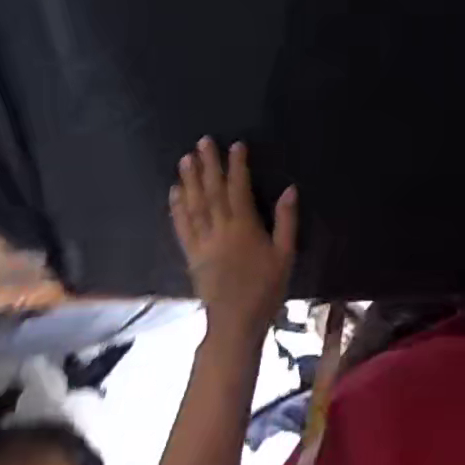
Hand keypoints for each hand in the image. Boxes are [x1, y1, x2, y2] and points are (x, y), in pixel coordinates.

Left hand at [170, 138, 297, 340]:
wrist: (236, 323)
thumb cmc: (265, 289)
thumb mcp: (285, 255)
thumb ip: (286, 221)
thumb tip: (290, 189)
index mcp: (244, 227)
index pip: (238, 188)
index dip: (237, 165)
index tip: (235, 145)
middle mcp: (220, 229)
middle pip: (212, 191)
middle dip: (208, 164)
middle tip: (202, 141)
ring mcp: (202, 242)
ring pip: (194, 204)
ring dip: (189, 179)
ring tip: (185, 158)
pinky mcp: (191, 254)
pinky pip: (182, 227)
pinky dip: (177, 208)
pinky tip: (174, 191)